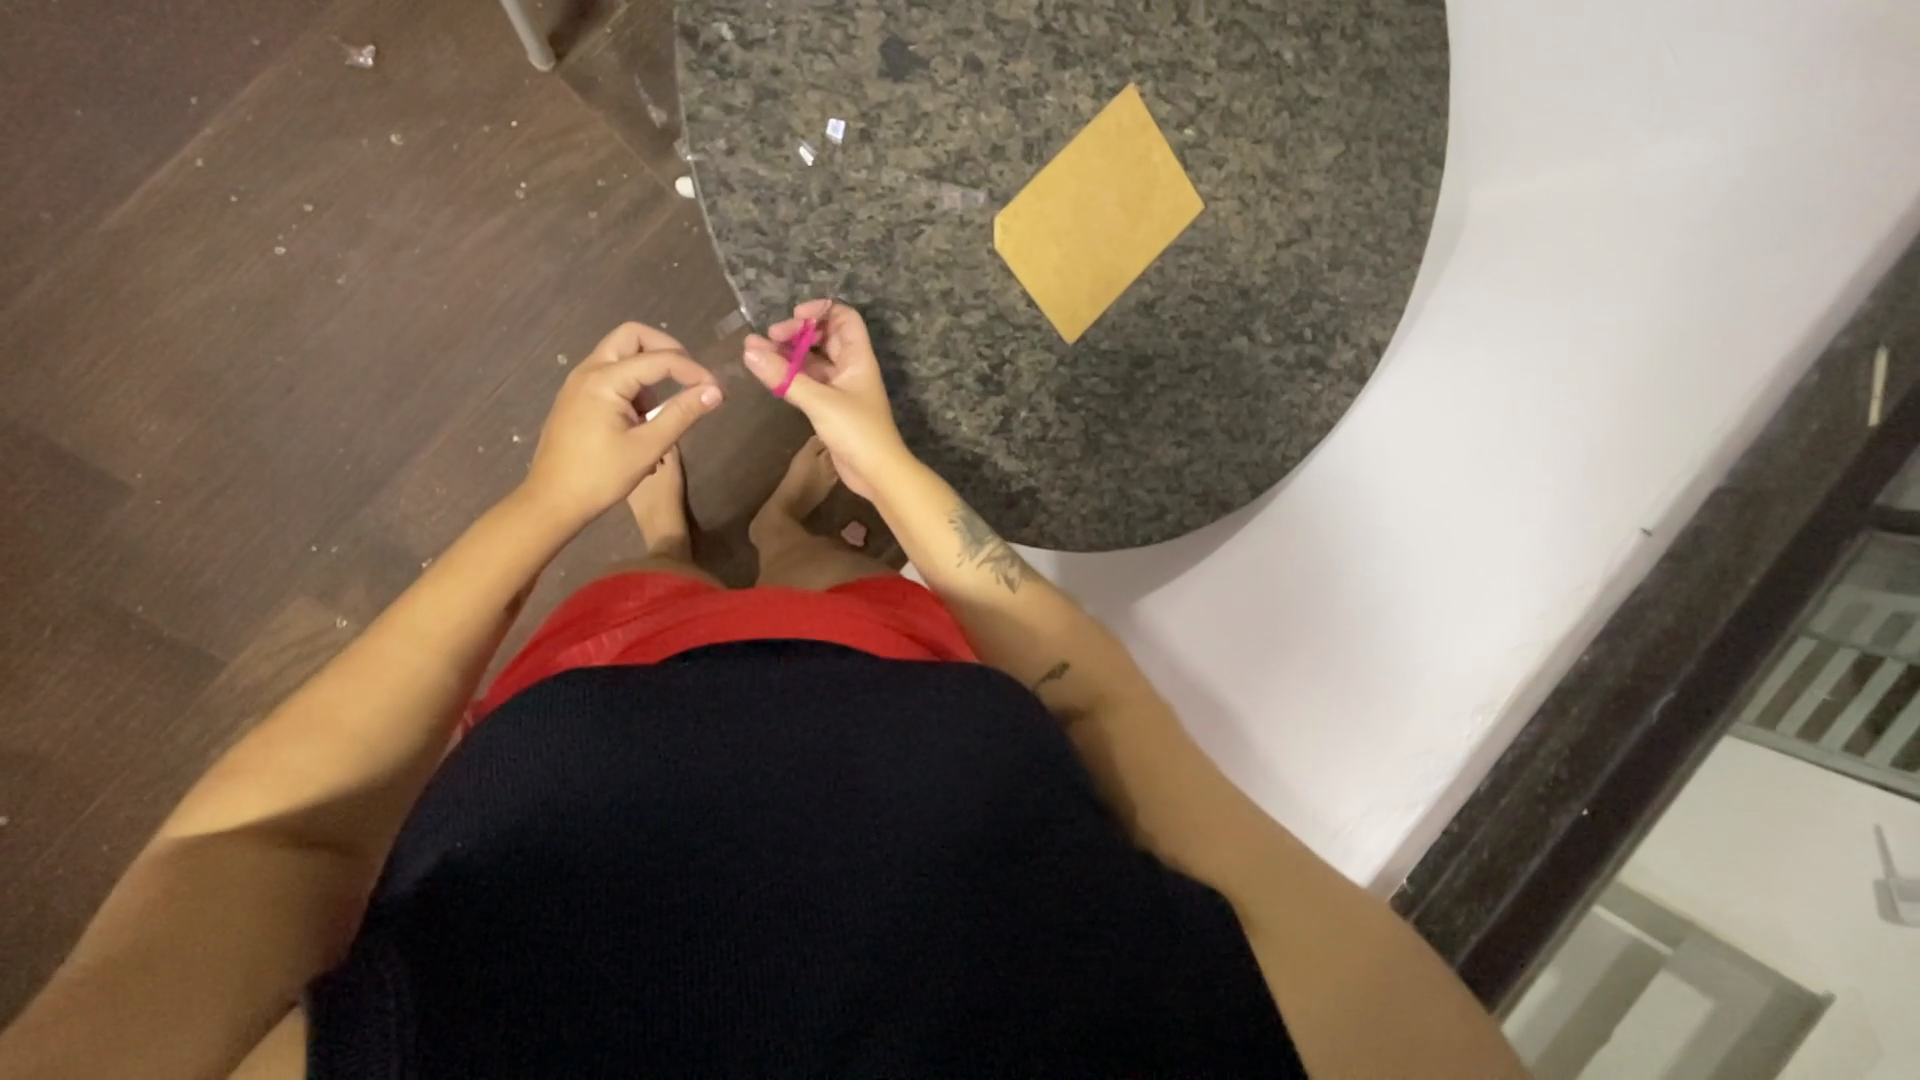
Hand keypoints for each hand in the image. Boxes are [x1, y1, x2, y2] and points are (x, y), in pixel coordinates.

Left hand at [523, 322, 720, 524]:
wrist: (552, 501)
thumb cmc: (600, 476)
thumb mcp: (647, 447)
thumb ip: (682, 414)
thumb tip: (715, 392)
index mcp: (605, 380)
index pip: (660, 359)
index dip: (694, 371)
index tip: (717, 391)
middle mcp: (589, 371)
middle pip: (633, 336)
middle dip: (667, 350)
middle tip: (690, 376)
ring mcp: (579, 382)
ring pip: (621, 353)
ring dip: (650, 367)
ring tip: (667, 404)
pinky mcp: (578, 396)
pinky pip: (611, 373)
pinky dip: (635, 381)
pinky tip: (644, 416)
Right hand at [744, 300, 911, 499]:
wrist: (877, 473)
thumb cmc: (858, 432)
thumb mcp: (820, 402)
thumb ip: (785, 377)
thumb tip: (749, 351)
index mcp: (858, 358)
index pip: (844, 318)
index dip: (821, 310)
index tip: (794, 316)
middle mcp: (850, 368)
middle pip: (824, 337)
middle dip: (796, 333)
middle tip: (769, 338)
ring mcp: (840, 388)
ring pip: (812, 361)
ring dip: (787, 355)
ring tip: (755, 352)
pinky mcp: (830, 407)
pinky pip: (808, 382)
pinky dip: (790, 376)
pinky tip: (768, 374)